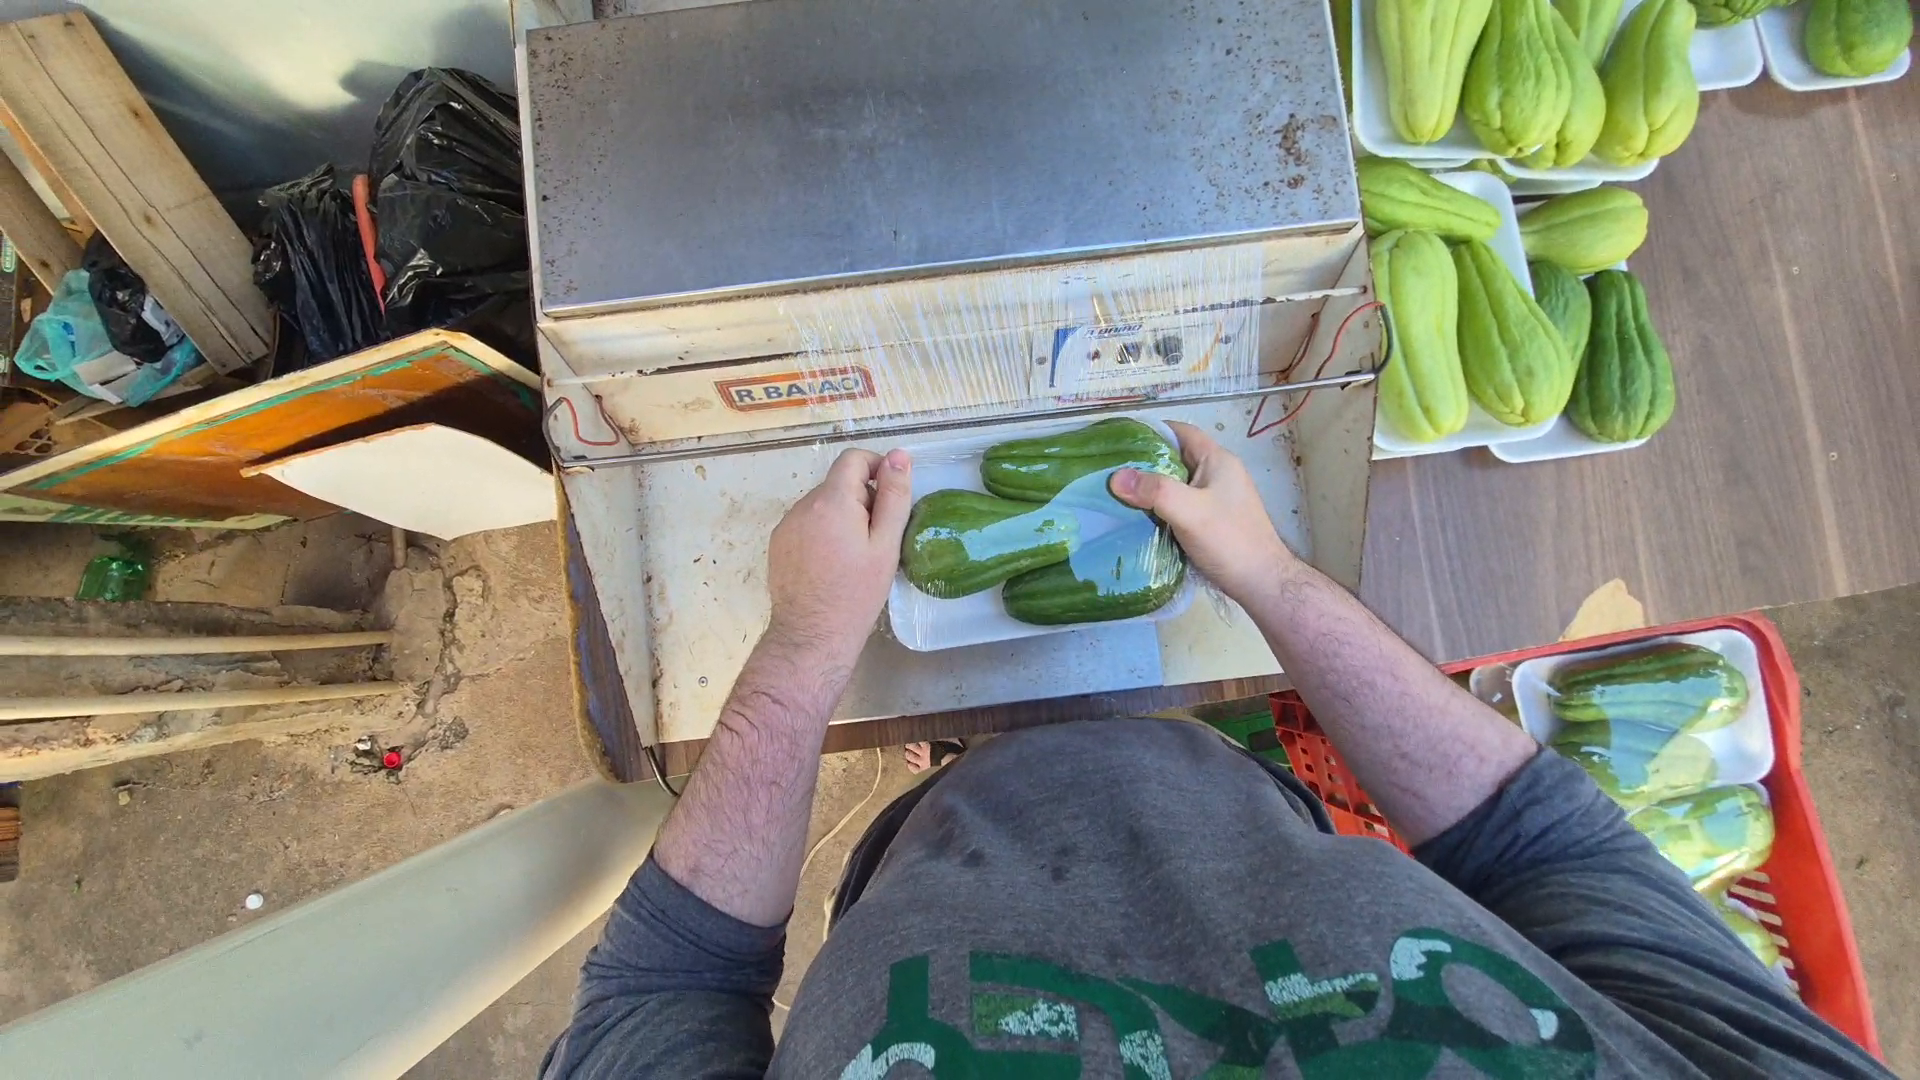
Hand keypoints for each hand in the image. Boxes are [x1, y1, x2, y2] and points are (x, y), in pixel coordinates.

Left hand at [764, 448, 912, 663]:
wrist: (812, 636)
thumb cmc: (856, 594)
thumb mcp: (885, 545)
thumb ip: (894, 497)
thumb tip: (899, 455)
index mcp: (832, 501)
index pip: (853, 459)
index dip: (877, 468)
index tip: (890, 497)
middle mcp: (803, 505)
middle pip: (839, 484)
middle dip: (862, 500)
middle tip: (877, 540)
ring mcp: (787, 524)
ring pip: (823, 505)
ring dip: (842, 517)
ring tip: (855, 556)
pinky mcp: (778, 543)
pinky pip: (808, 523)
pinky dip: (824, 532)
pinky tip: (833, 564)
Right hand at [1110, 421, 1297, 604]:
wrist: (1260, 582)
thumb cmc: (1229, 540)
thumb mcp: (1188, 511)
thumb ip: (1154, 491)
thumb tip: (1115, 477)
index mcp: (1217, 461)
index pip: (1182, 431)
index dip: (1152, 430)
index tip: (1120, 439)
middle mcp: (1217, 474)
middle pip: (1175, 457)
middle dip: (1144, 461)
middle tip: (1111, 469)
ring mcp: (1215, 499)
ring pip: (1175, 483)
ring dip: (1149, 487)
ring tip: (1117, 493)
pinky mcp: (1210, 520)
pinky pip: (1178, 505)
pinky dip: (1158, 507)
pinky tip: (1138, 517)